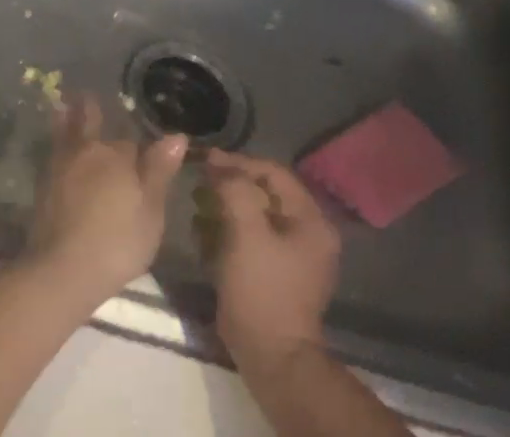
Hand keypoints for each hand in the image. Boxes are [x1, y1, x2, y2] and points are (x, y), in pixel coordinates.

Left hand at [22, 96, 187, 308]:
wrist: (65, 265)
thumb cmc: (119, 240)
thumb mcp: (151, 210)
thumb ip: (159, 170)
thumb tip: (175, 135)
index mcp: (114, 154)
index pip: (128, 140)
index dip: (135, 141)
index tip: (136, 131)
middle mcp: (84, 151)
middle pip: (87, 123)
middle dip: (88, 108)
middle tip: (86, 93)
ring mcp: (59, 165)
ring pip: (65, 133)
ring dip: (66, 117)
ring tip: (64, 105)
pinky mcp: (43, 182)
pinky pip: (53, 150)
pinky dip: (55, 140)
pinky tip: (57, 144)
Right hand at [205, 150, 341, 367]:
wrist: (269, 349)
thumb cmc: (261, 286)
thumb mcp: (245, 232)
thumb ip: (234, 191)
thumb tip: (220, 165)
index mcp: (311, 222)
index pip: (275, 174)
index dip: (239, 162)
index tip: (204, 160)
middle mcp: (309, 234)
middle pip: (267, 192)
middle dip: (231, 184)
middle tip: (198, 182)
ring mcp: (294, 255)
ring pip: (257, 214)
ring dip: (226, 206)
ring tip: (198, 207)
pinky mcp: (276, 271)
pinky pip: (252, 236)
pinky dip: (229, 228)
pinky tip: (207, 233)